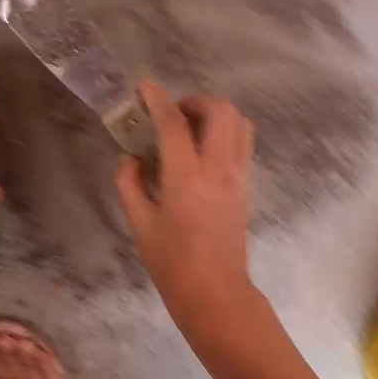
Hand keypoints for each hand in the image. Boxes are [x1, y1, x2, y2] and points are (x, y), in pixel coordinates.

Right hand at [115, 82, 257, 318]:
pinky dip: (223, 134)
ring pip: (238, 122)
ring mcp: (238, 176)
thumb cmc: (171, 263)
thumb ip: (130, 185)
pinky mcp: (246, 186)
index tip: (144, 87)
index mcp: (187, 178)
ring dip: (214, 115)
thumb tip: (131, 158)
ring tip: (188, 131)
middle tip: (170, 115)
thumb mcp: (140, 224)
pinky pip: (241, 143)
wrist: (214, 291)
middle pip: (220, 110)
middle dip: (194, 102)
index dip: (157, 99)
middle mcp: (218, 169)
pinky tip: (200, 154)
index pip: (174, 123)